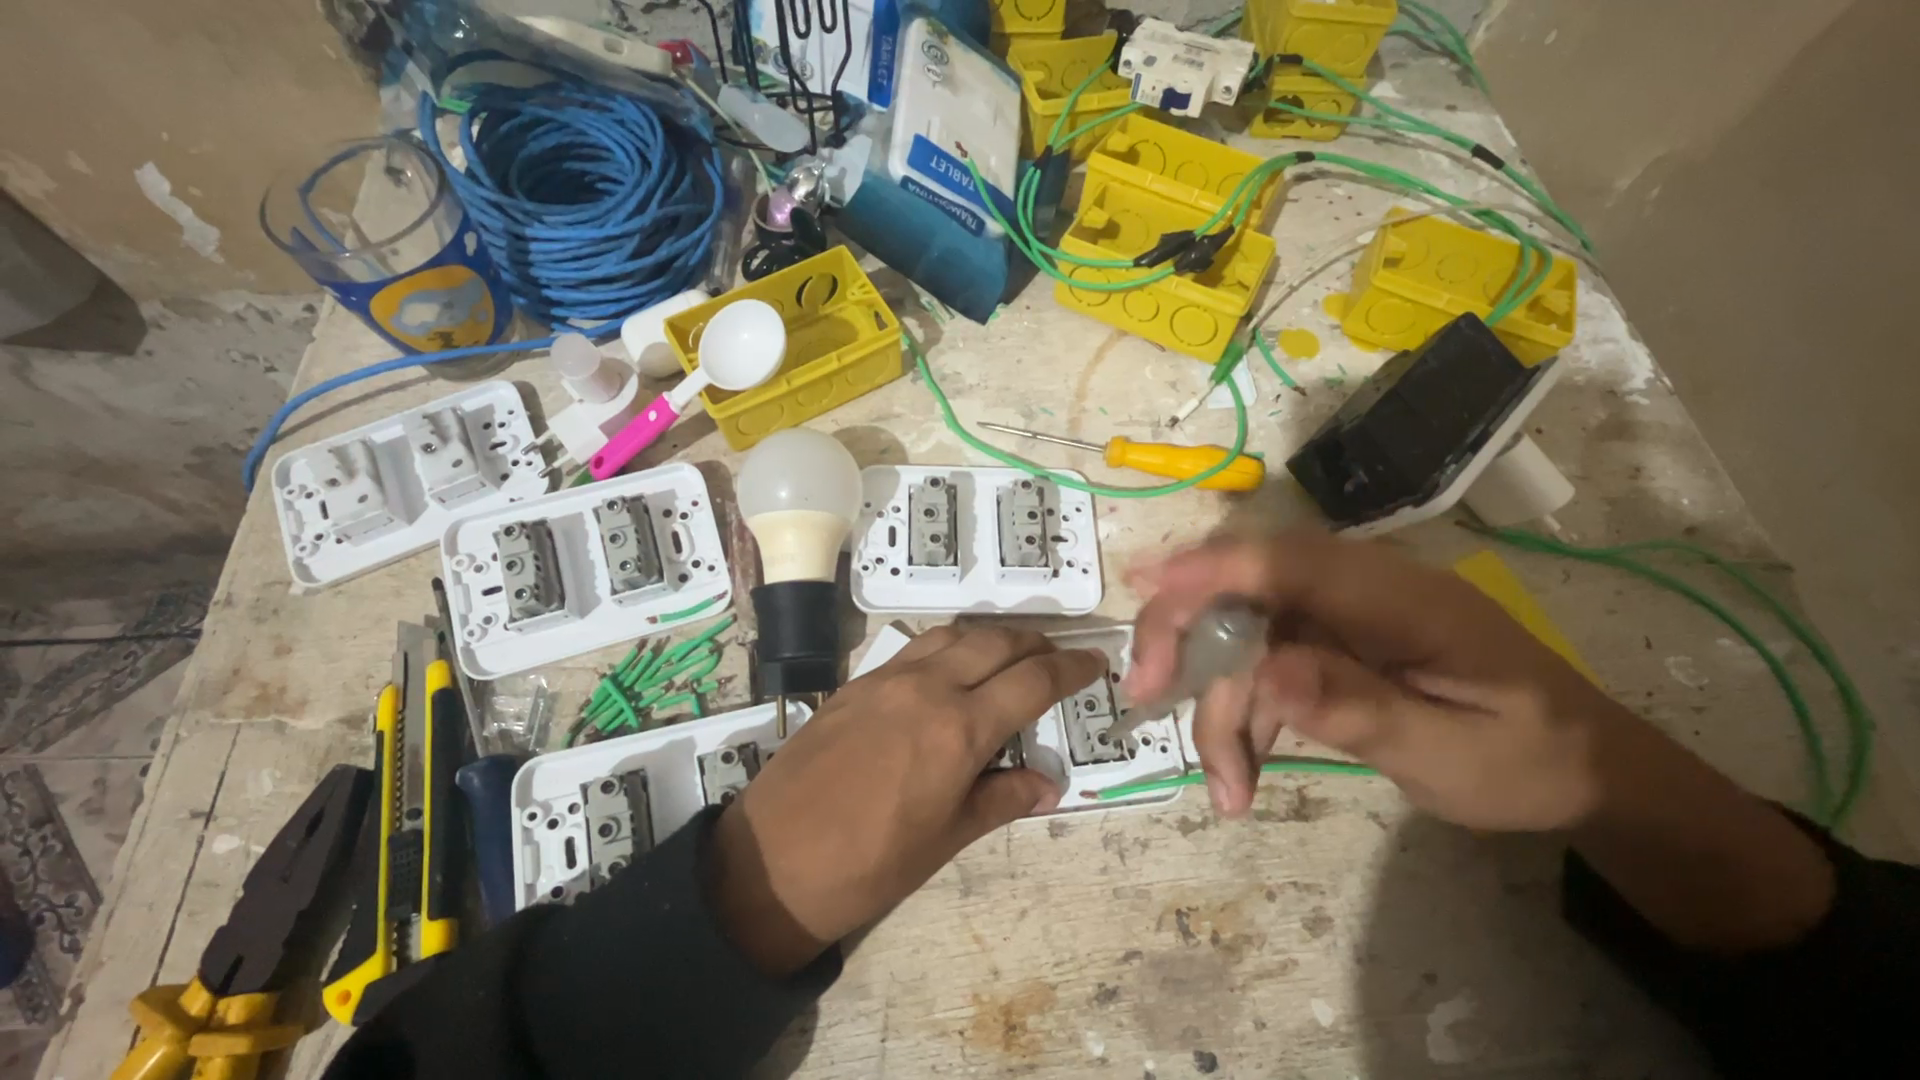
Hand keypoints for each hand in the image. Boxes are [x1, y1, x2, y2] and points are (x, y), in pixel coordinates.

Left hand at [706, 625, 1104, 975]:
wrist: (772, 863)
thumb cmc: (870, 865)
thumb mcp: (947, 839)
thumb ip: (1001, 800)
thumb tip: (1047, 784)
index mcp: (959, 728)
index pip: (1032, 681)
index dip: (1071, 668)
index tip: (1095, 661)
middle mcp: (927, 688)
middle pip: (995, 643)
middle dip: (1034, 643)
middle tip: (1056, 655)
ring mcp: (885, 680)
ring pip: (951, 635)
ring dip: (989, 637)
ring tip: (1008, 654)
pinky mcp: (854, 685)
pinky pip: (913, 649)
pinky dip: (946, 647)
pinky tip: (949, 670)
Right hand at [1125, 530, 1635, 829]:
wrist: (1580, 770)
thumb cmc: (1527, 761)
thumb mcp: (1451, 754)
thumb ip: (1361, 710)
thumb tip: (1268, 673)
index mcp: (1402, 599)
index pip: (1292, 563)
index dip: (1214, 567)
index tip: (1146, 586)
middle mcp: (1360, 591)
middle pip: (1247, 585)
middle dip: (1186, 633)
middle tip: (1145, 692)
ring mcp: (1341, 617)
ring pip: (1244, 635)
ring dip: (1217, 704)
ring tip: (1225, 787)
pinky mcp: (1329, 645)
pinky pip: (1262, 665)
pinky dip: (1242, 716)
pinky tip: (1242, 775)